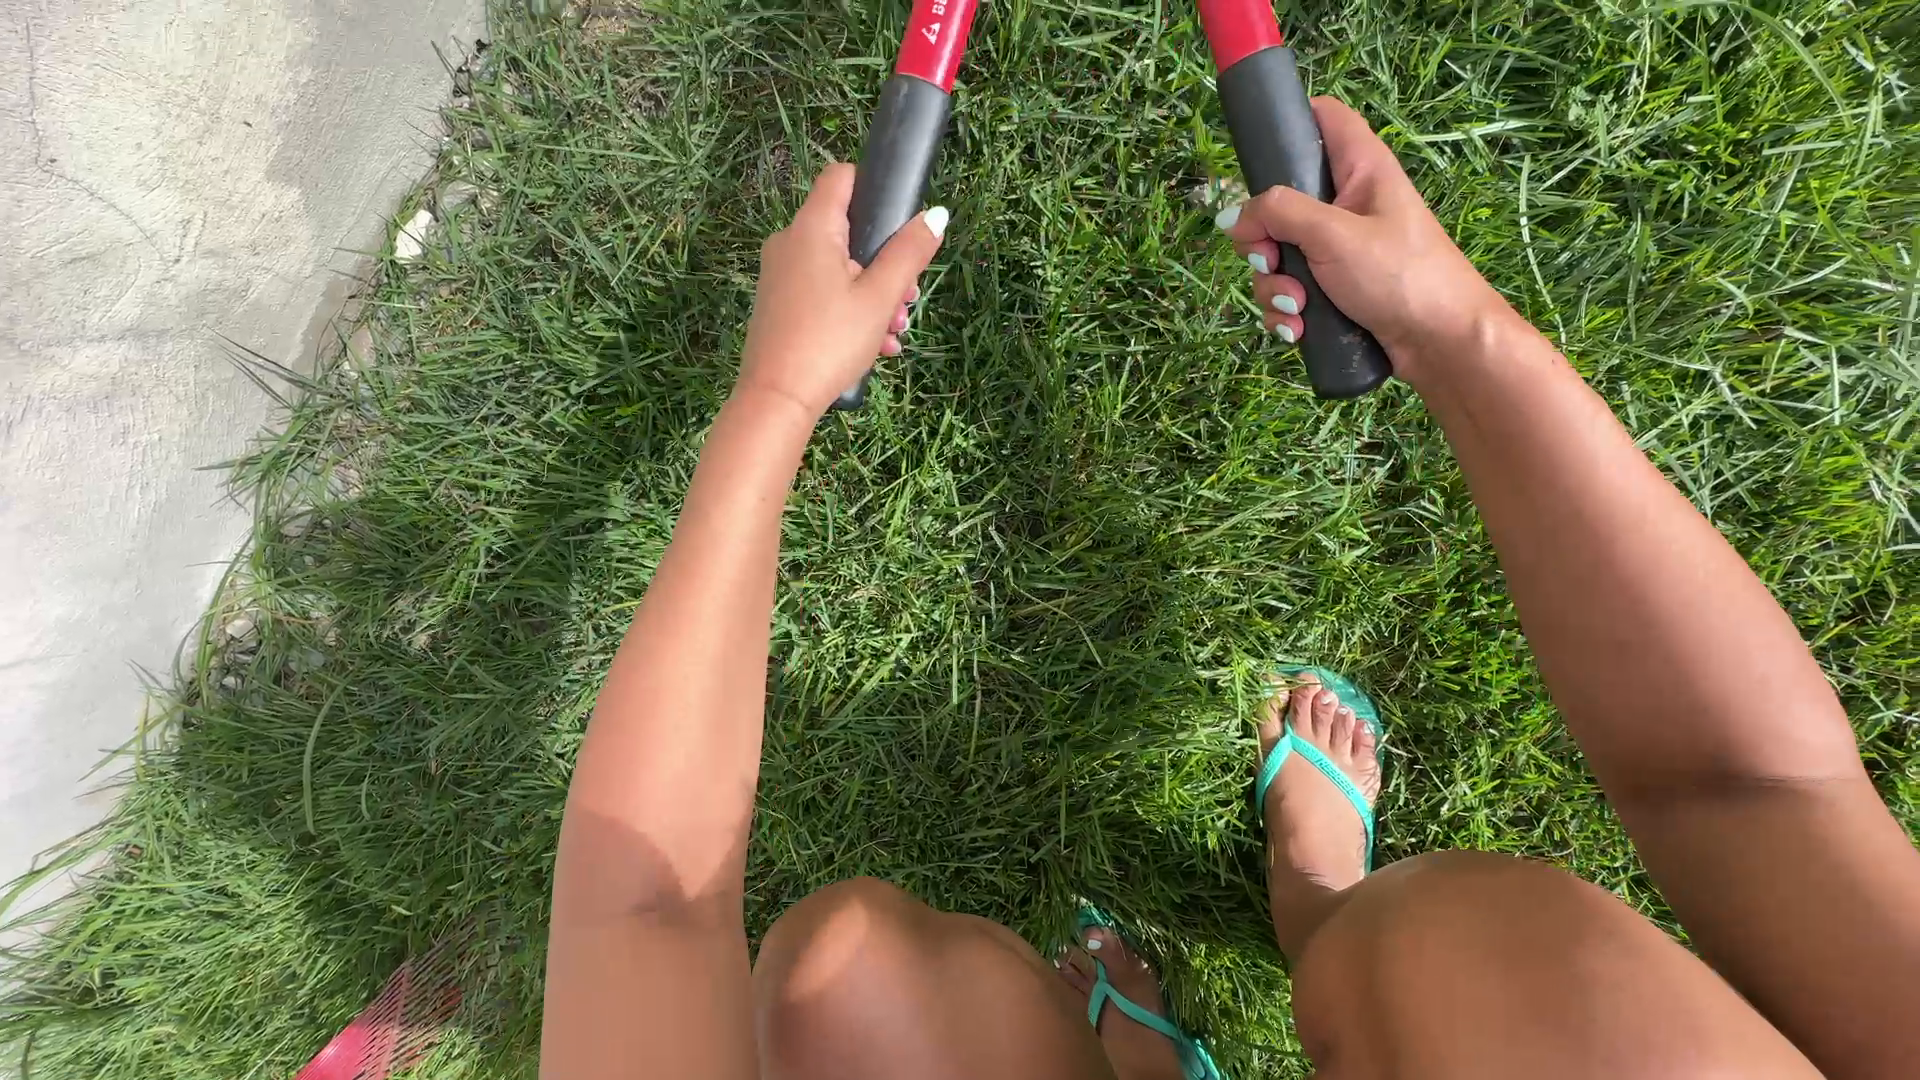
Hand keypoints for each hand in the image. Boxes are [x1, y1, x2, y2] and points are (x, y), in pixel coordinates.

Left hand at [738, 163, 947, 416]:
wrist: (778, 398)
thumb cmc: (830, 341)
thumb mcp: (880, 298)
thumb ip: (909, 253)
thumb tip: (937, 215)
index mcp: (812, 229)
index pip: (841, 178)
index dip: (874, 191)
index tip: (898, 228)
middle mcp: (789, 243)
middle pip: (847, 233)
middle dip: (885, 265)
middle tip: (907, 300)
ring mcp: (780, 276)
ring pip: (838, 271)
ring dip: (874, 297)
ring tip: (894, 333)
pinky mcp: (778, 306)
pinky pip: (822, 295)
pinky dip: (850, 313)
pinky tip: (874, 348)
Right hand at [1216, 97, 1512, 387]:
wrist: (1438, 341)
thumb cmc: (1398, 275)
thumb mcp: (1333, 236)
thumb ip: (1279, 215)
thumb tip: (1233, 215)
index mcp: (1359, 170)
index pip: (1322, 119)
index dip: (1288, 127)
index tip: (1255, 161)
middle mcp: (1346, 205)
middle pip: (1280, 205)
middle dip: (1263, 242)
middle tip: (1270, 262)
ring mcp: (1338, 250)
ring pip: (1279, 257)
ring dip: (1275, 287)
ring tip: (1298, 308)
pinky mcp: (1333, 290)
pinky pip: (1290, 293)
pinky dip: (1287, 312)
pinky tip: (1299, 328)